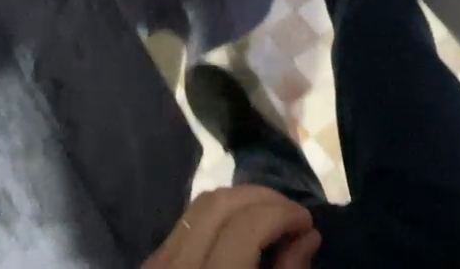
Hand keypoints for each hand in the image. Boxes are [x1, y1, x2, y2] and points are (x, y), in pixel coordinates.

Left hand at [142, 186, 321, 268]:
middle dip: (263, 198)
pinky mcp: (150, 263)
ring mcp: (156, 262)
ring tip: (272, 216)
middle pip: (220, 204)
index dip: (282, 214)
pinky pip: (187, 221)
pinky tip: (242, 227)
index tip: (308, 222)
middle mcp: (176, 265)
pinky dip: (219, 215)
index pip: (246, 226)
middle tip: (293, 214)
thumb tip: (308, 235)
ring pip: (201, 205)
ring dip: (241, 201)